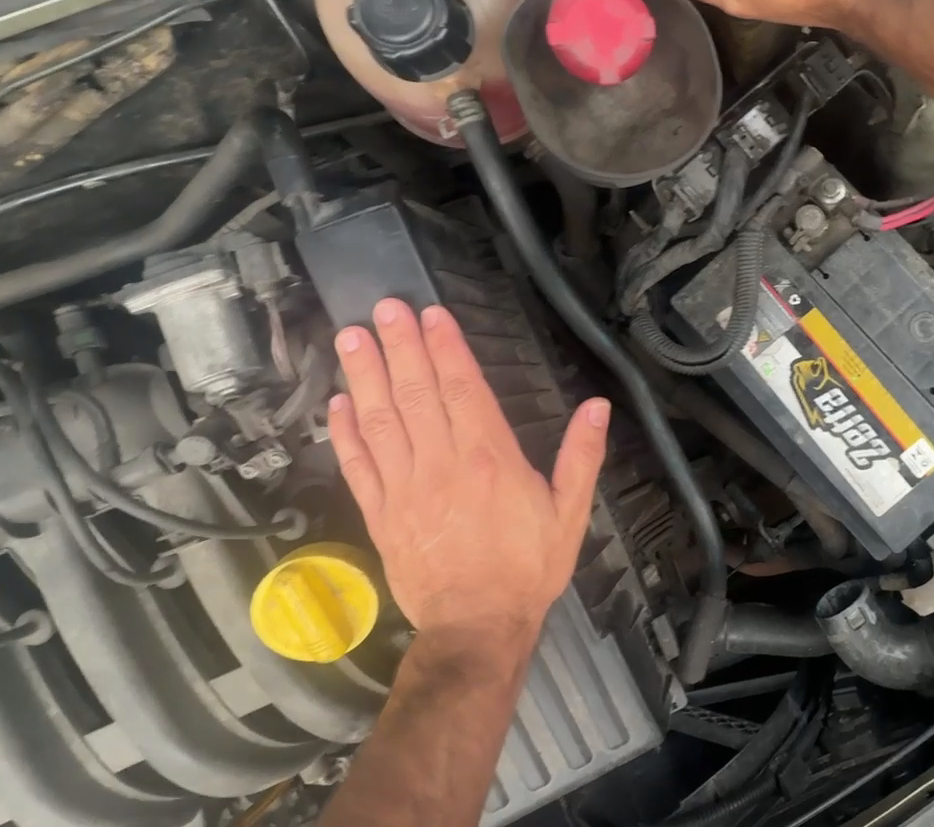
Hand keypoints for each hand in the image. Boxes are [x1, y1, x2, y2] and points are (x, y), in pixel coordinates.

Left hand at [328, 298, 607, 640]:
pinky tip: (336, 403)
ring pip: (381, 421)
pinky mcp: (380, 514)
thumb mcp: (571, 512)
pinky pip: (358, 466)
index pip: (463, 389)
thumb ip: (582, 455)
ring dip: (365, 376)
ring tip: (353, 336)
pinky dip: (345, 432)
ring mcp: (404, 489)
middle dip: (401, 347)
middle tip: (384, 308)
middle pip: (416, 394)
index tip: (431, 314)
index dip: (445, 348)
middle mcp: (441, 464)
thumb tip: (597, 405)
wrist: (477, 627)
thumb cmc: (529, 566)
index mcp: (489, 459)